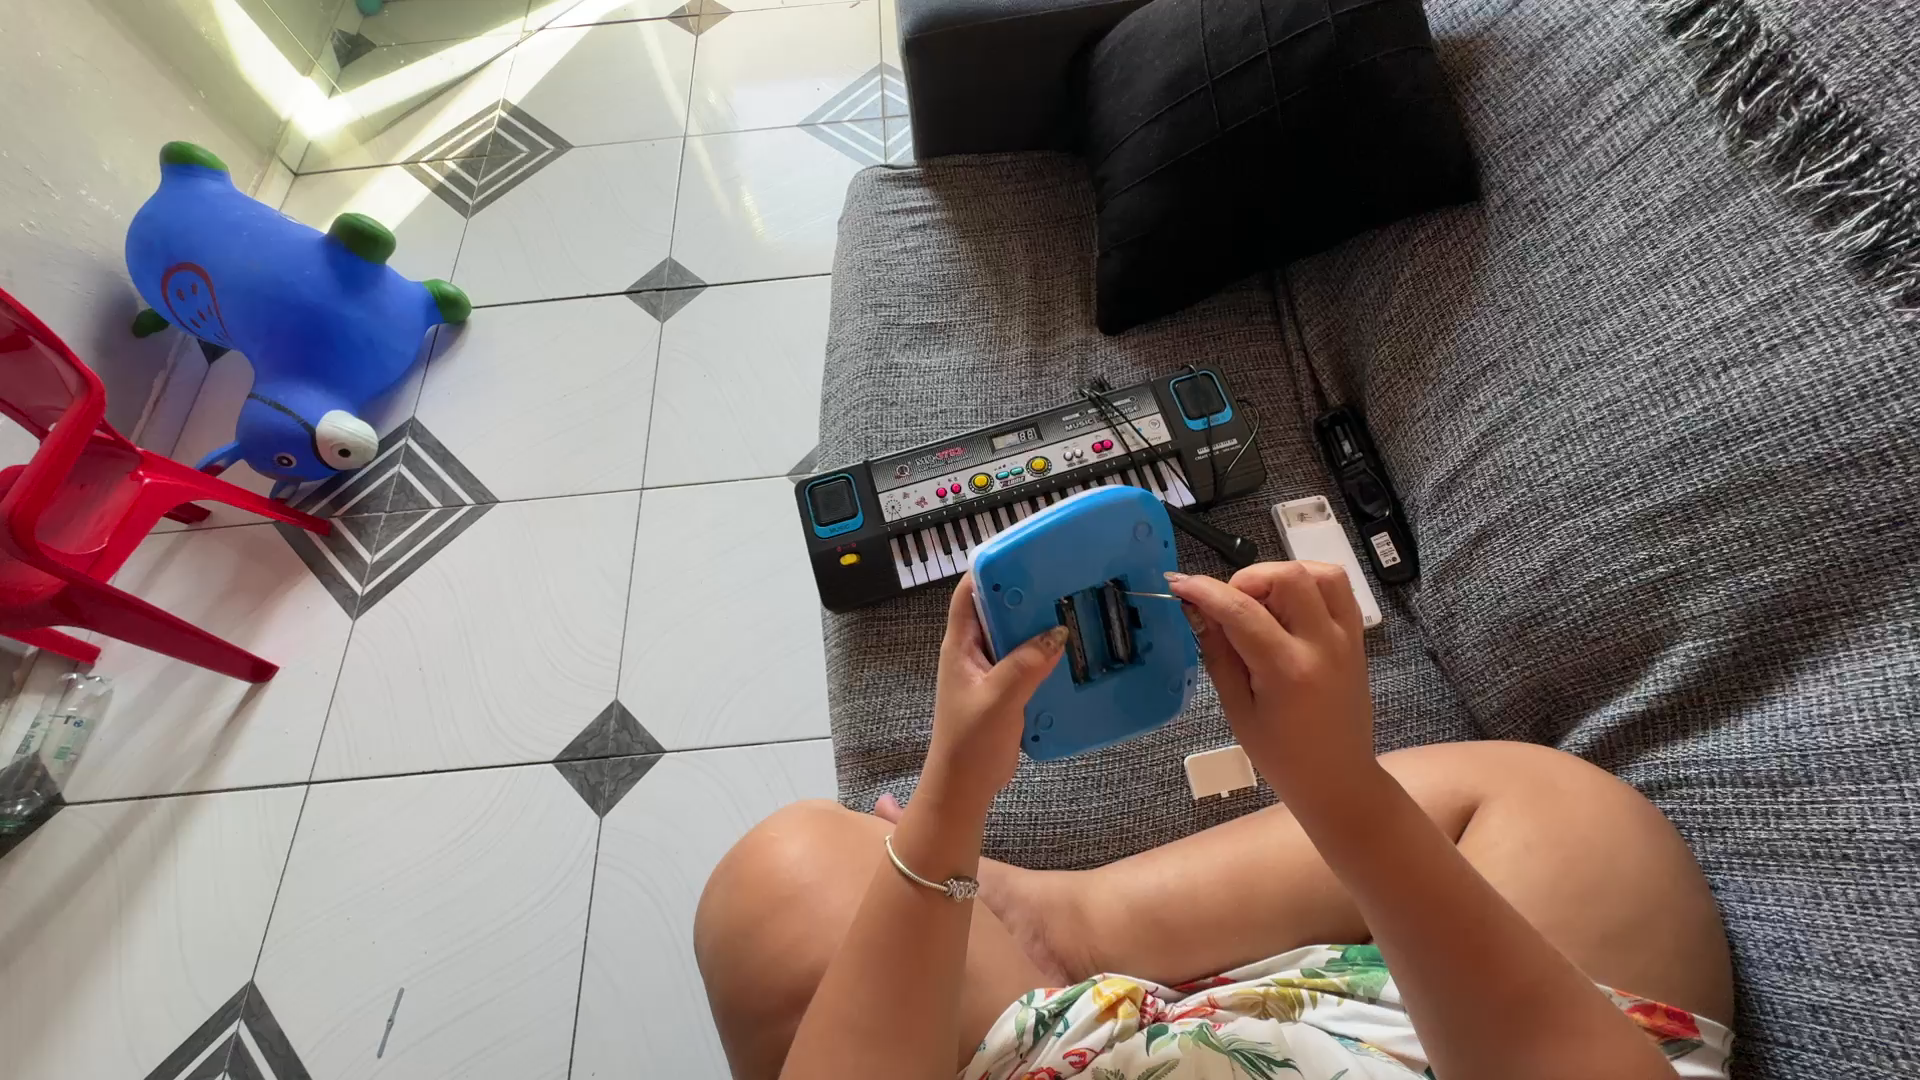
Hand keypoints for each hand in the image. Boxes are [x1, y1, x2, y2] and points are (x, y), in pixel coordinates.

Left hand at [923, 574, 1066, 815]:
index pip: (967, 595)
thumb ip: (1026, 664)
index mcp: (959, 646)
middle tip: (1057, 578)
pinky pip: (1025, 660)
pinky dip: (1043, 652)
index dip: (988, 572)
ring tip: (1070, 607)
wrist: (965, 786)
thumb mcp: (999, 699)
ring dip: (1036, 625)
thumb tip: (1058, 633)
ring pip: (1013, 636)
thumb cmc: (970, 741)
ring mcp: (989, 670)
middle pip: (995, 611)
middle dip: (1022, 595)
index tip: (1020, 555)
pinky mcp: (1005, 688)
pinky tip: (1070, 649)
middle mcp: (972, 651)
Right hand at [1166, 562, 1373, 804]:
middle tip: (1227, 606)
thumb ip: (1217, 652)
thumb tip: (1196, 609)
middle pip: (1287, 577)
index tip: (1179, 583)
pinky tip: (1285, 604)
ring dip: (1280, 575)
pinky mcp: (1357, 637)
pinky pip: (1338, 588)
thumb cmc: (1279, 754)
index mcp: (1287, 671)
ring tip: (1259, 601)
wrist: (1338, 779)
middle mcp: (1323, 645)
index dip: (1204, 591)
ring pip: (1320, 572)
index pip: (1241, 611)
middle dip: (1245, 579)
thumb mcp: (1236, 708)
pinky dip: (1308, 581)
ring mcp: (1347, 638)